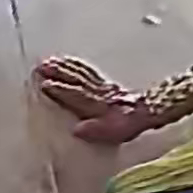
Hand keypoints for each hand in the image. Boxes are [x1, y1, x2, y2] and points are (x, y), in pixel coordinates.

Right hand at [34, 56, 163, 144]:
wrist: (150, 111)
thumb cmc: (126, 123)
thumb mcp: (110, 131)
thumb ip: (93, 130)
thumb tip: (77, 130)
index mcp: (95, 104)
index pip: (75, 95)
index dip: (60, 89)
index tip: (44, 84)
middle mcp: (97, 92)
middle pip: (76, 79)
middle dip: (58, 71)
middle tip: (42, 65)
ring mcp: (101, 86)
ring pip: (81, 73)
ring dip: (65, 66)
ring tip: (51, 61)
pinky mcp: (105, 84)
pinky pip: (89, 72)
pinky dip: (78, 66)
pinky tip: (71, 63)